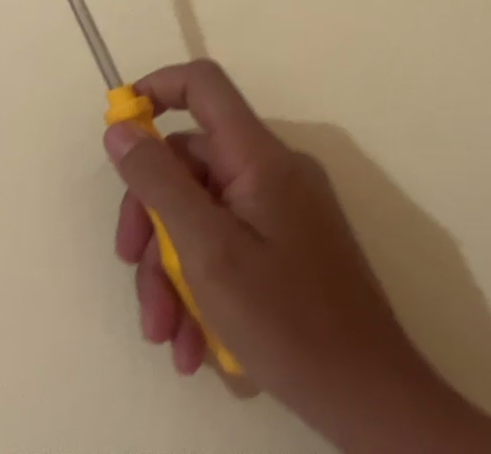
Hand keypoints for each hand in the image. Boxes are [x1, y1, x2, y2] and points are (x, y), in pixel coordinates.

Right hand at [105, 60, 490, 452]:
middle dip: (150, 222)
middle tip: (133, 271)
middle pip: (186, 166)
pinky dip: (197, 284)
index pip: (202, 86)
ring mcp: (279, 213)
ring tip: (164, 331)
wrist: (373, 404)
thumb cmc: (287, 321)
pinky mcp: (283, 249)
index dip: (154, 91)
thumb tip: (119, 128)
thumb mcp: (206, 249)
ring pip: (196, 214)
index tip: (117, 134)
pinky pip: (221, 245)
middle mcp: (271, 175)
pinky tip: (190, 339)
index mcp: (260, 159)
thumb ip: (158, 181)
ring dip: (168, 269)